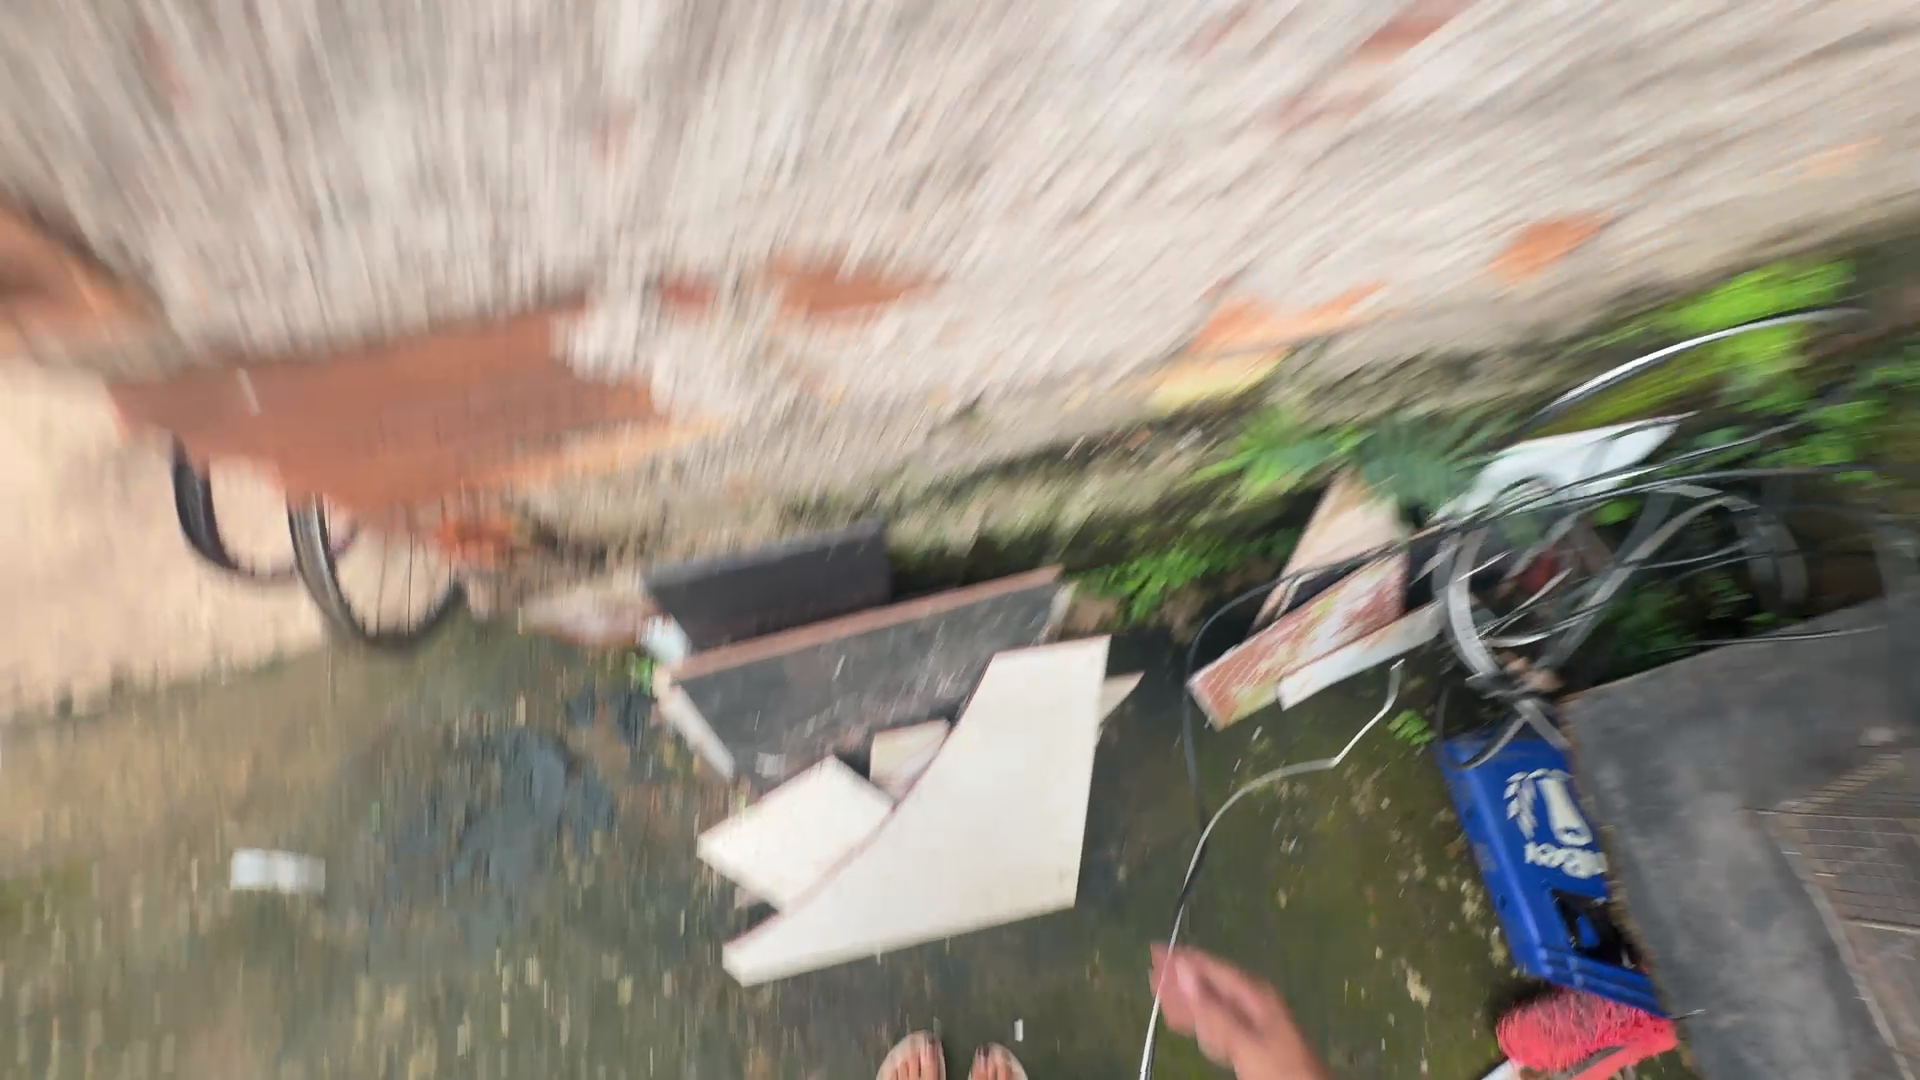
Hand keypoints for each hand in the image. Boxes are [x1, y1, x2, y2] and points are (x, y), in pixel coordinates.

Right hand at [1150, 945, 1330, 1079]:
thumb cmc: (1279, 1071)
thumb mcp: (1244, 1041)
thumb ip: (1213, 1007)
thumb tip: (1182, 968)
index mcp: (1254, 993)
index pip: (1211, 967)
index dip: (1182, 958)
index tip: (1154, 952)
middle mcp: (1254, 1000)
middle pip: (1210, 982)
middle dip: (1181, 978)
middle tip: (1152, 972)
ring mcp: (1255, 1021)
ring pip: (1212, 1003)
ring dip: (1187, 999)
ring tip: (1161, 995)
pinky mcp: (1254, 1042)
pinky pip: (1219, 1022)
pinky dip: (1199, 1019)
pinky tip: (1187, 1021)